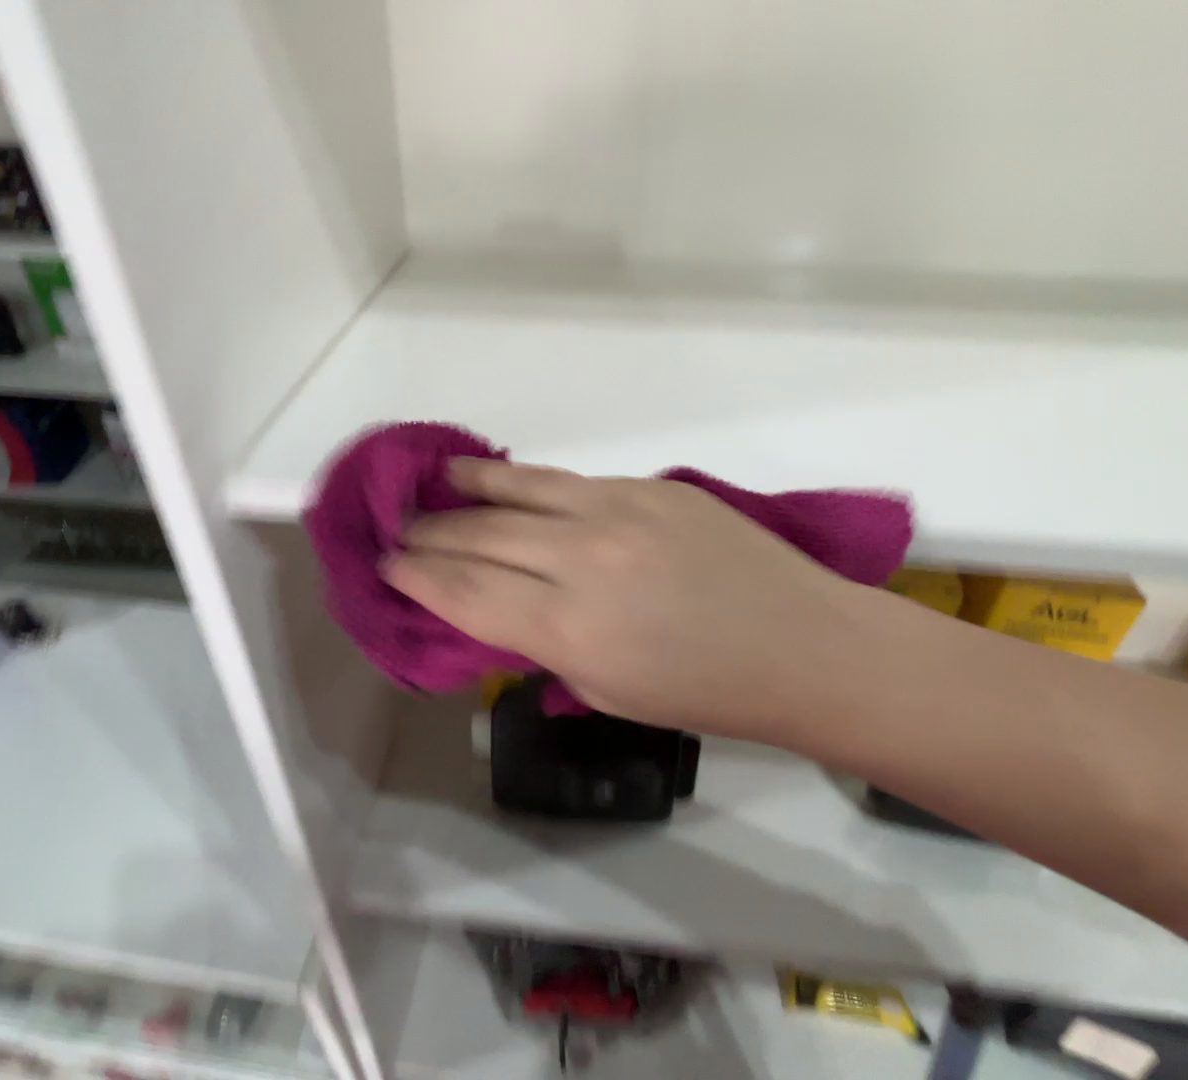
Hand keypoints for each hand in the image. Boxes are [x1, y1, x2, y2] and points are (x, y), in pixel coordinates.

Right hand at [383, 458, 883, 740]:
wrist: (802, 647)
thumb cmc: (705, 693)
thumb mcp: (605, 690)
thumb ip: (541, 643)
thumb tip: (496, 606)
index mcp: (569, 627)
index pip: (465, 592)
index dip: (416, 578)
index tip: (385, 566)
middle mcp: (583, 557)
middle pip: (480, 536)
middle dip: (429, 535)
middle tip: (398, 531)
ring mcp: (619, 510)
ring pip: (517, 490)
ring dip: (465, 489)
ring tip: (431, 483)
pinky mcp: (651, 486)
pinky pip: (569, 482)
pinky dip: (523, 482)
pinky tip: (501, 480)